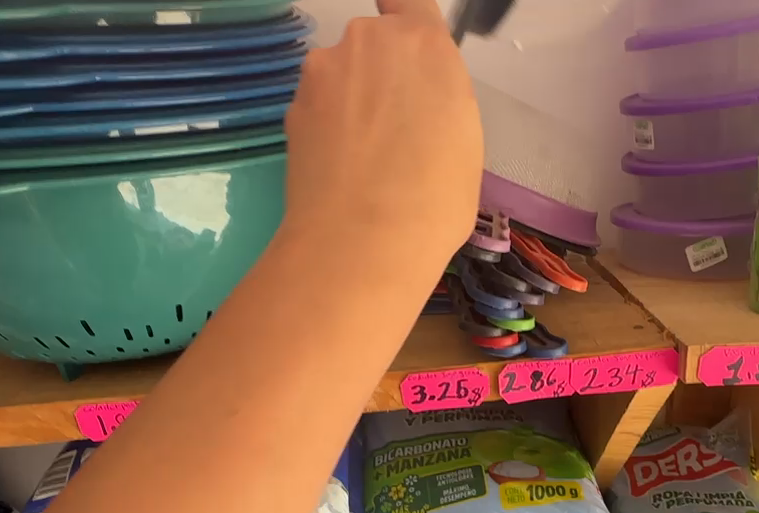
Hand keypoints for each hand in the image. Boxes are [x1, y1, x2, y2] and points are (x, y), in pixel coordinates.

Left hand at [280, 0, 482, 275]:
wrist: (364, 244)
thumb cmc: (435, 204)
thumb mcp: (465, 151)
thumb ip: (440, 108)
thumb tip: (417, 111)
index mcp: (425, 46)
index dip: (405, 20)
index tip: (407, 57)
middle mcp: (370, 41)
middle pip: (374, 47)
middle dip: (380, 80)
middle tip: (394, 138)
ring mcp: (323, 72)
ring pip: (341, 78)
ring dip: (350, 108)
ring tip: (364, 166)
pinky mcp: (292, 107)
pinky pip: (317, 111)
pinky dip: (327, 135)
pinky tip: (340, 176)